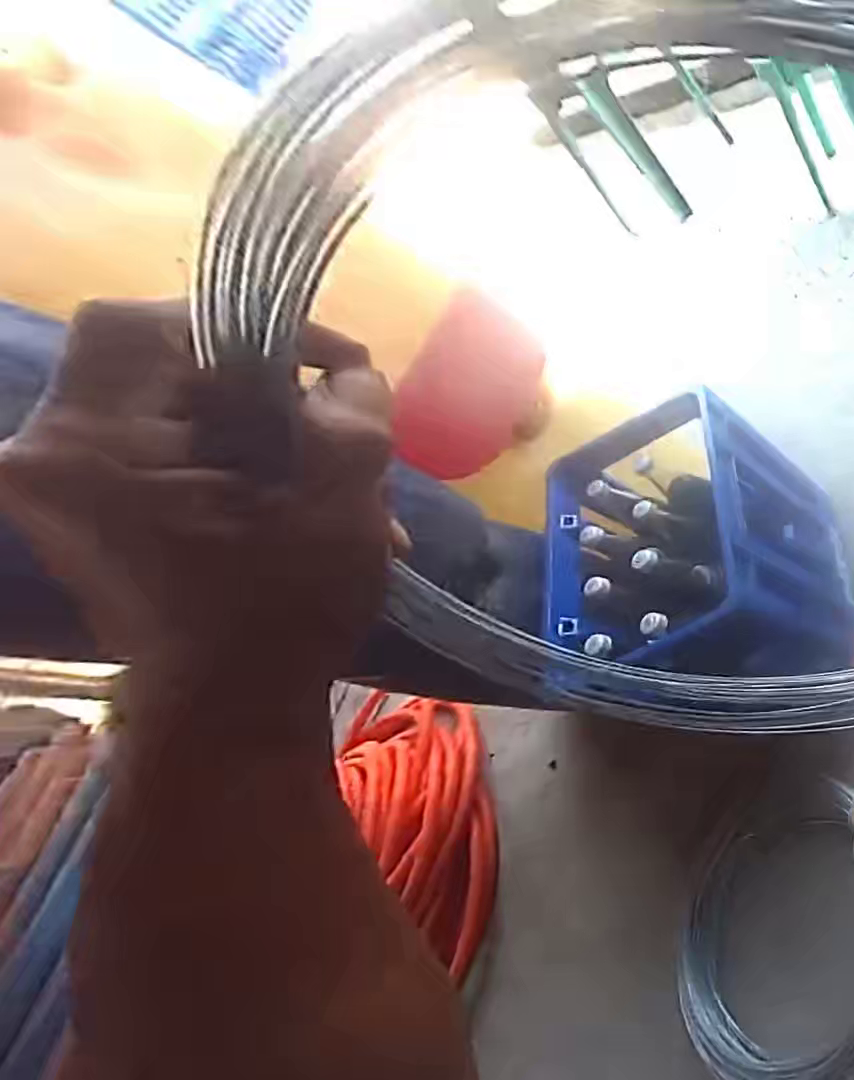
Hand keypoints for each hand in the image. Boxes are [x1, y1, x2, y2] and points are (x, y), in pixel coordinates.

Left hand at [0, 300, 394, 689]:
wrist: (236, 700)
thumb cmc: (289, 605)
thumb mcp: (341, 506)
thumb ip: (351, 425)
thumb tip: (354, 375)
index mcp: (92, 446)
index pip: (145, 327)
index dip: (251, 326)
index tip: (338, 362)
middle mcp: (56, 453)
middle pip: (180, 377)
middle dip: (287, 403)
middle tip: (363, 443)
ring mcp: (76, 485)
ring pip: (199, 420)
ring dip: (291, 445)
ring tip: (359, 498)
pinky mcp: (108, 510)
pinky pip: (194, 458)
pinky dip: (266, 472)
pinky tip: (327, 511)